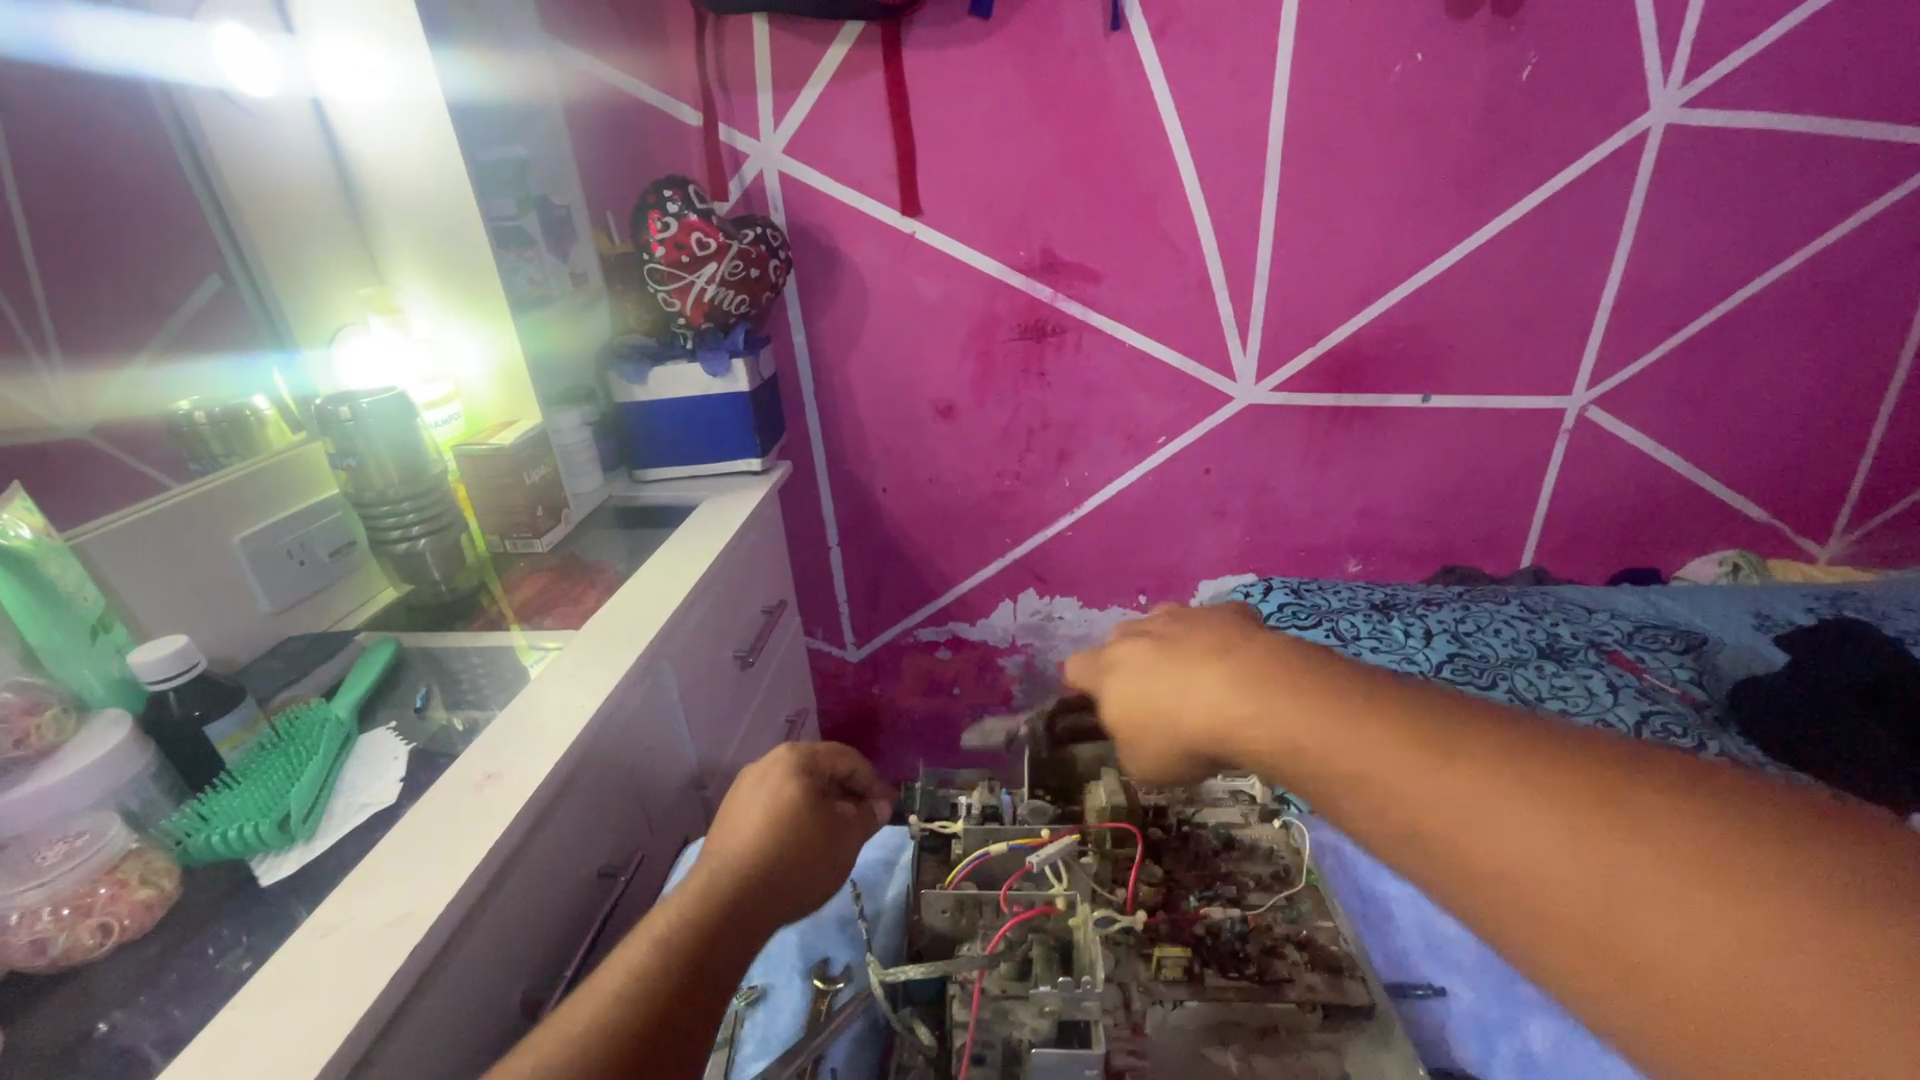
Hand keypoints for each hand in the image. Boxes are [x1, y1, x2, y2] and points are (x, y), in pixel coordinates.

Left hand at [692, 741, 894, 930]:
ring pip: (795, 788)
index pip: (849, 759)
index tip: (888, 810)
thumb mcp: (846, 839)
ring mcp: (744, 787)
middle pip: (819, 770)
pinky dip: (793, 818)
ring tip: (832, 836)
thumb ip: (868, 815)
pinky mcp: (729, 814)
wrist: (726, 904)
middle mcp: (768, 762)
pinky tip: (798, 845)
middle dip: (845, 793)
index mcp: (799, 757)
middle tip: (863, 822)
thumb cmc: (796, 862)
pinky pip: (773, 806)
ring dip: (819, 806)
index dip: (874, 783)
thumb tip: (879, 804)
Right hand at [1063, 603, 1311, 784]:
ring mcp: (1183, 615)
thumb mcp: (1143, 766)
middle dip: (1132, 661)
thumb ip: (1127, 745)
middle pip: (1121, 640)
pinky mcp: (1227, 610)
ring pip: (1166, 623)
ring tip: (1201, 676)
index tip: (1103, 704)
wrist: (1252, 698)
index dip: (1085, 685)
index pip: (1075, 667)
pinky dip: (1221, 638)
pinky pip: (1216, 622)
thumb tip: (1133, 736)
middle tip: (1158, 695)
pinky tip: (1241, 663)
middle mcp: (1137, 633)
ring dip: (1174, 644)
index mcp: (1107, 670)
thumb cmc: (1184, 738)